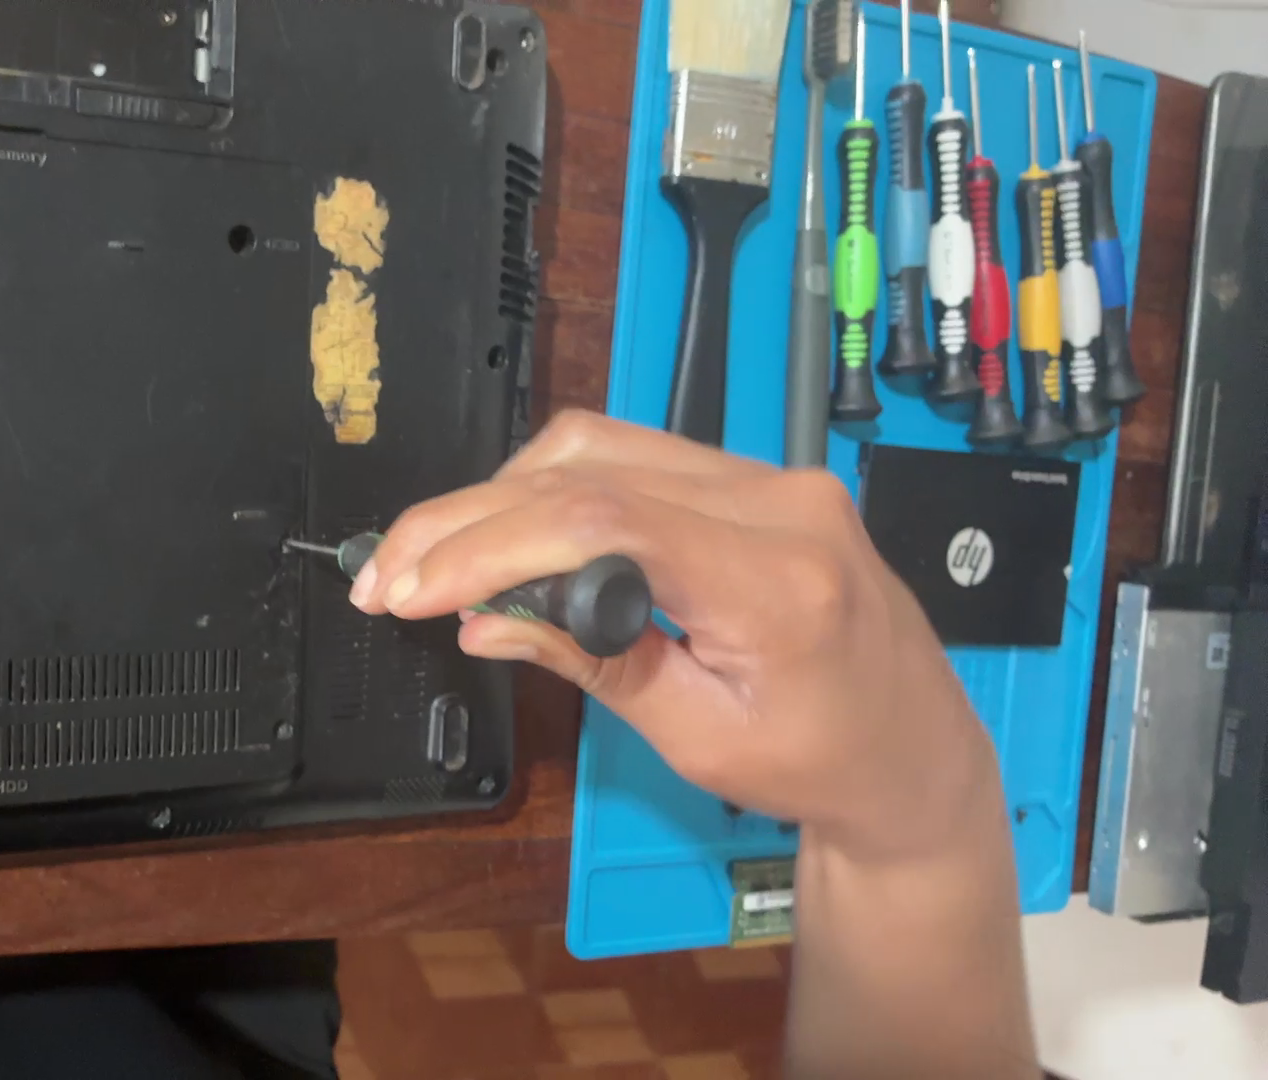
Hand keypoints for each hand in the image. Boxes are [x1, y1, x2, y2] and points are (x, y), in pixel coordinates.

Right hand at [351, 411, 994, 861]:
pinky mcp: (741, 475)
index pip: (600, 523)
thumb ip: (586, 662)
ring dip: (491, 497)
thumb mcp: (693, 737)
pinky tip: (500, 529)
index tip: (411, 590)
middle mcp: (772, 499)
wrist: (915, 748)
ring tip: (433, 555)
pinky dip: (539, 488)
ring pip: (588, 445)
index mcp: (774, 581)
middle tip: (387, 573)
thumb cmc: (816, 767)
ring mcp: (761, 474)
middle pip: (579, 473)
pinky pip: (617, 455)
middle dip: (460, 522)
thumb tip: (478, 623)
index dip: (485, 547)